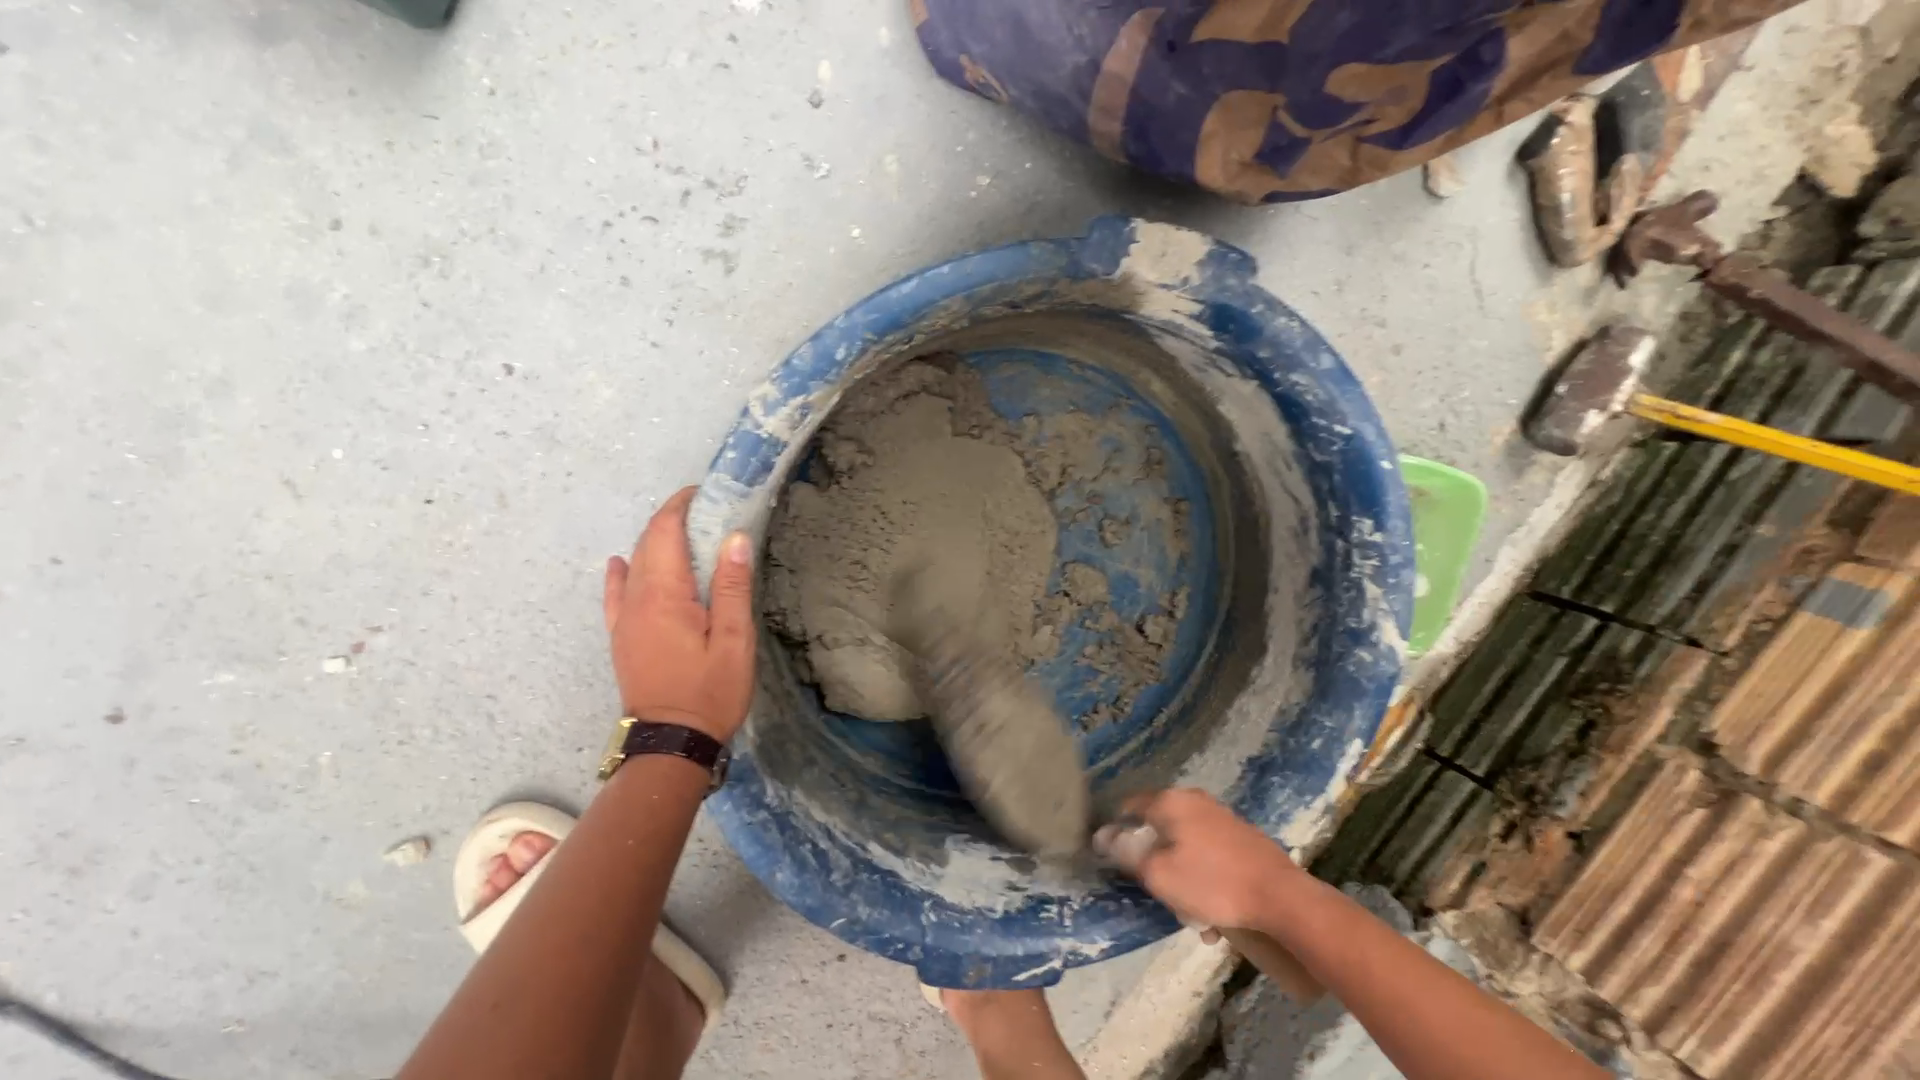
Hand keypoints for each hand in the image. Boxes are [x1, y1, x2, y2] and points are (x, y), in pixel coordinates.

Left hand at [603, 486, 756, 742]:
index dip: (681, 505)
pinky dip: (621, 571)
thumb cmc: (710, 691)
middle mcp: (636, 599)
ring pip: (633, 564)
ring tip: (685, 535)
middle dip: (671, 520)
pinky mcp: (621, 637)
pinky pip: (615, 593)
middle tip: (706, 512)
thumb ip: (732, 586)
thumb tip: (733, 537)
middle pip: (647, 543)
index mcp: (664, 594)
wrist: (671, 741)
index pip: (664, 532)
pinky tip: (620, 562)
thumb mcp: (735, 640)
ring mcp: (624, 619)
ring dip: (655, 542)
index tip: (705, 492)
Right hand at [1094, 789, 1301, 933]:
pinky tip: (1214, 913)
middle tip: (1157, 892)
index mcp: (1171, 801)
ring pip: (1185, 846)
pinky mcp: (1242, 837)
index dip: (1117, 832)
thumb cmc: (1212, 883)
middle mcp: (1195, 800)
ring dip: (1181, 877)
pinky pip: (1209, 856)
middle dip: (1154, 861)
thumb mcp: (1158, 873)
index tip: (1116, 861)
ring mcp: (1221, 817)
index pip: (1129, 806)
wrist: (1282, 898)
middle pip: (1158, 828)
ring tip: (1191, 915)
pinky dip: (1205, 879)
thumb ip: (1126, 852)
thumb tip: (1102, 835)